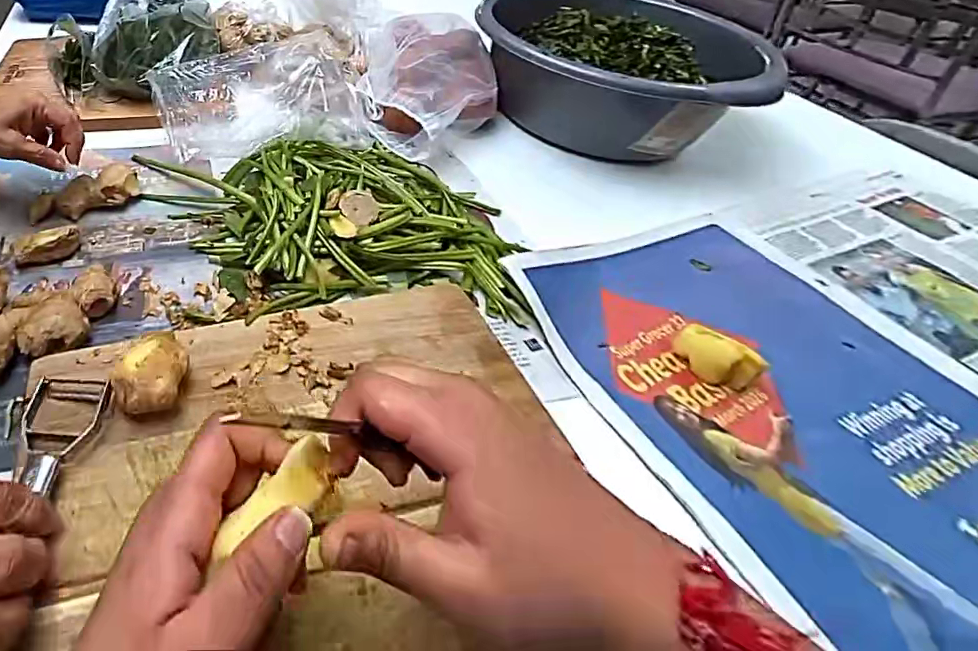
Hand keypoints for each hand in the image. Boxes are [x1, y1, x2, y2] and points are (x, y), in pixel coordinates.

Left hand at [0, 91, 83, 171]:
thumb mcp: (11, 147)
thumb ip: (40, 155)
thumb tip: (61, 164)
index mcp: (37, 104)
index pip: (69, 121)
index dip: (75, 142)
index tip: (72, 161)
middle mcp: (37, 102)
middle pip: (67, 121)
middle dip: (70, 142)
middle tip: (68, 161)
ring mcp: (32, 109)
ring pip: (58, 126)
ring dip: (60, 143)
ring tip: (53, 159)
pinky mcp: (26, 117)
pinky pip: (46, 128)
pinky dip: (48, 142)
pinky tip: (41, 152)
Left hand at [77, 418, 311, 650]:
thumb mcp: (207, 634)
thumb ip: (253, 575)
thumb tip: (297, 514)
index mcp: (175, 510)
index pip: (222, 436)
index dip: (269, 442)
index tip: (313, 477)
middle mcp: (171, 509)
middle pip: (234, 468)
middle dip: (279, 494)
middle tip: (313, 541)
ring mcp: (171, 534)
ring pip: (234, 507)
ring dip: (270, 534)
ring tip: (292, 584)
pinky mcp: (175, 562)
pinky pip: (223, 540)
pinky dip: (252, 559)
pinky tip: (264, 602)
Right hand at [319, 362, 692, 650]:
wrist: (655, 601)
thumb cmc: (556, 593)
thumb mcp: (463, 586)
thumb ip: (385, 551)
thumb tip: (321, 538)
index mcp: (455, 425)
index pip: (368, 387)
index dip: (340, 423)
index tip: (343, 472)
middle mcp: (468, 398)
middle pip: (381, 375)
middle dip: (358, 417)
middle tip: (370, 473)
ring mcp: (488, 405)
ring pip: (405, 382)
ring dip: (385, 421)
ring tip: (402, 477)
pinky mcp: (501, 420)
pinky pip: (432, 396)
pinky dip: (412, 422)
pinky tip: (432, 472)